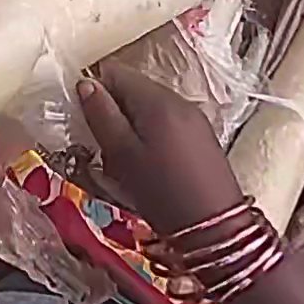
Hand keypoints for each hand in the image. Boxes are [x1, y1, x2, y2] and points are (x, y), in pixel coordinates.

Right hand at [79, 71, 246, 234]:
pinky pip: (166, 120)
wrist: (217, 231)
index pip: (114, 71)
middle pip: (132, 87)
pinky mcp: (201, 135)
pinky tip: (150, 162)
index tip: (89, 120)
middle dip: (113, 108)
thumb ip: (101, 114)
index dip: (95, 90)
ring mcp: (192, 116)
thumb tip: (85, 83)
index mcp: (156, 99)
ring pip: (148, 105)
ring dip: (131, 122)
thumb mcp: (122, 154)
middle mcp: (177, 99)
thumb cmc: (162, 191)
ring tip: (127, 157)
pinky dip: (150, 133)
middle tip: (106, 144)